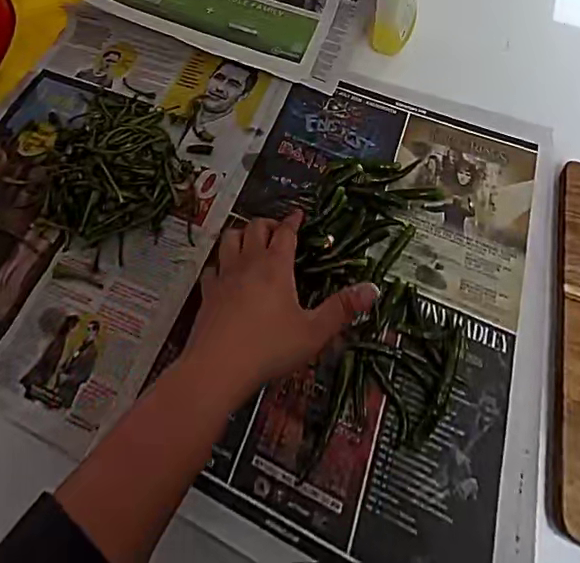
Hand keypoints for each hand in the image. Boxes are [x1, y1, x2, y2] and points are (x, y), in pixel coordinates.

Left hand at [181, 211, 376, 404]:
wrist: (218, 364)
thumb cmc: (270, 347)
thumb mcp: (314, 332)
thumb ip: (342, 309)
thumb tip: (372, 288)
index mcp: (275, 266)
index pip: (285, 233)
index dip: (293, 221)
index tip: (299, 215)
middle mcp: (248, 262)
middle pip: (255, 227)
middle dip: (268, 223)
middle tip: (278, 230)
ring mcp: (224, 274)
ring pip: (230, 239)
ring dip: (241, 234)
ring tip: (251, 241)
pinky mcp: (207, 291)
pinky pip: (213, 267)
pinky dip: (221, 263)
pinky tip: (225, 273)